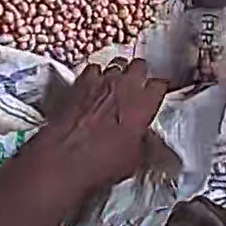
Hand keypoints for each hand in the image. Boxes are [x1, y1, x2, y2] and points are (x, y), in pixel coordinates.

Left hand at [26, 60, 169, 193]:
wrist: (64, 158)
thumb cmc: (103, 162)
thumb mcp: (135, 158)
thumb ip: (145, 141)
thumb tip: (147, 139)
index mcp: (144, 102)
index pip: (160, 84)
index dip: (159, 89)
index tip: (156, 95)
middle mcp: (126, 85)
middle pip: (140, 65)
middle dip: (139, 73)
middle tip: (136, 86)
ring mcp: (102, 80)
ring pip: (116, 64)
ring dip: (117, 73)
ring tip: (114, 85)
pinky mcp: (79, 82)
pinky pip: (92, 69)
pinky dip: (94, 76)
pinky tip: (91, 87)